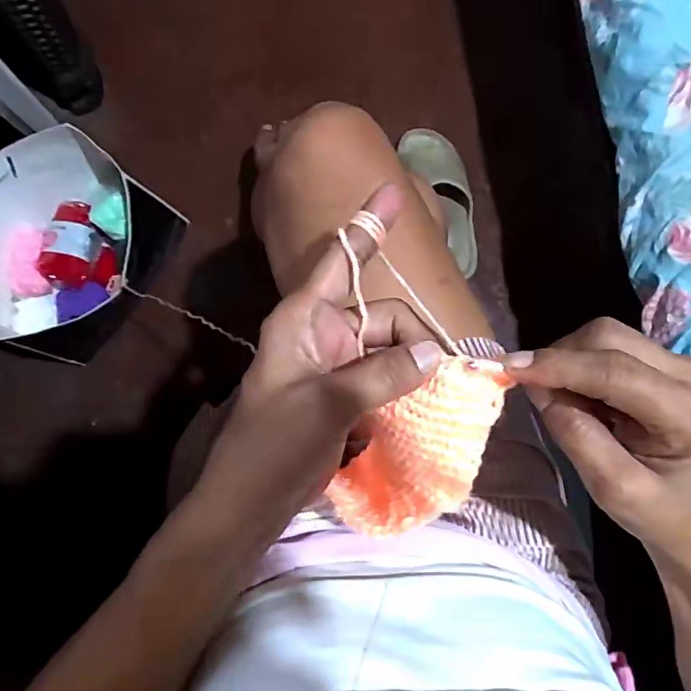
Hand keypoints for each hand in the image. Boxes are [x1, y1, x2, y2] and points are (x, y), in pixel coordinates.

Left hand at [181, 183, 441, 547]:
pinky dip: (401, 382)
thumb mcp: (328, 405)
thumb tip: (434, 355)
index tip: (394, 190)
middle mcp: (318, 333)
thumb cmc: (273, 446)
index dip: (368, 226)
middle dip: (412, 335)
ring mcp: (329, 366)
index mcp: (302, 319)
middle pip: (378, 314)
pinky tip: (424, 399)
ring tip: (440, 390)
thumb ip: (382, 375)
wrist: (247, 501)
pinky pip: (379, 375)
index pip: (340, 260)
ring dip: (411, 364)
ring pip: (384, 347)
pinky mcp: (338, 395)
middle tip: (443, 371)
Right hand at [504, 318, 690, 563]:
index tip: (510, 367)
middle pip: (612, 339)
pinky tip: (581, 395)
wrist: (688, 517)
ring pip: (609, 336)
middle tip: (536, 391)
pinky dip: (581, 364)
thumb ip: (577, 437)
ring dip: (569, 360)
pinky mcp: (668, 362)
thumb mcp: (612, 489)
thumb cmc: (653, 511)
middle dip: (562, 358)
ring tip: (564, 400)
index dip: (559, 365)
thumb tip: (540, 388)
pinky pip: (613, 346)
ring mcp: (685, 365)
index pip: (617, 372)